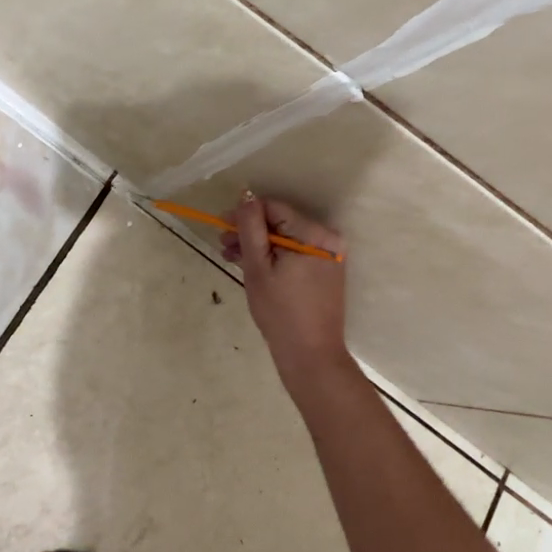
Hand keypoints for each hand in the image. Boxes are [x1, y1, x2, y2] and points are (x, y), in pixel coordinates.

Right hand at [221, 192, 353, 388]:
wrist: (310, 355)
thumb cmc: (280, 311)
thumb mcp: (257, 266)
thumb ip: (250, 227)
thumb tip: (245, 196)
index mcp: (315, 235)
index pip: (274, 209)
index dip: (245, 215)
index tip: (222, 227)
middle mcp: (328, 240)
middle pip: (280, 223)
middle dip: (250, 231)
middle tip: (223, 244)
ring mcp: (329, 257)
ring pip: (286, 240)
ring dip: (259, 245)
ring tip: (232, 257)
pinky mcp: (326, 272)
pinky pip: (296, 254)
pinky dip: (275, 257)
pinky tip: (253, 267)